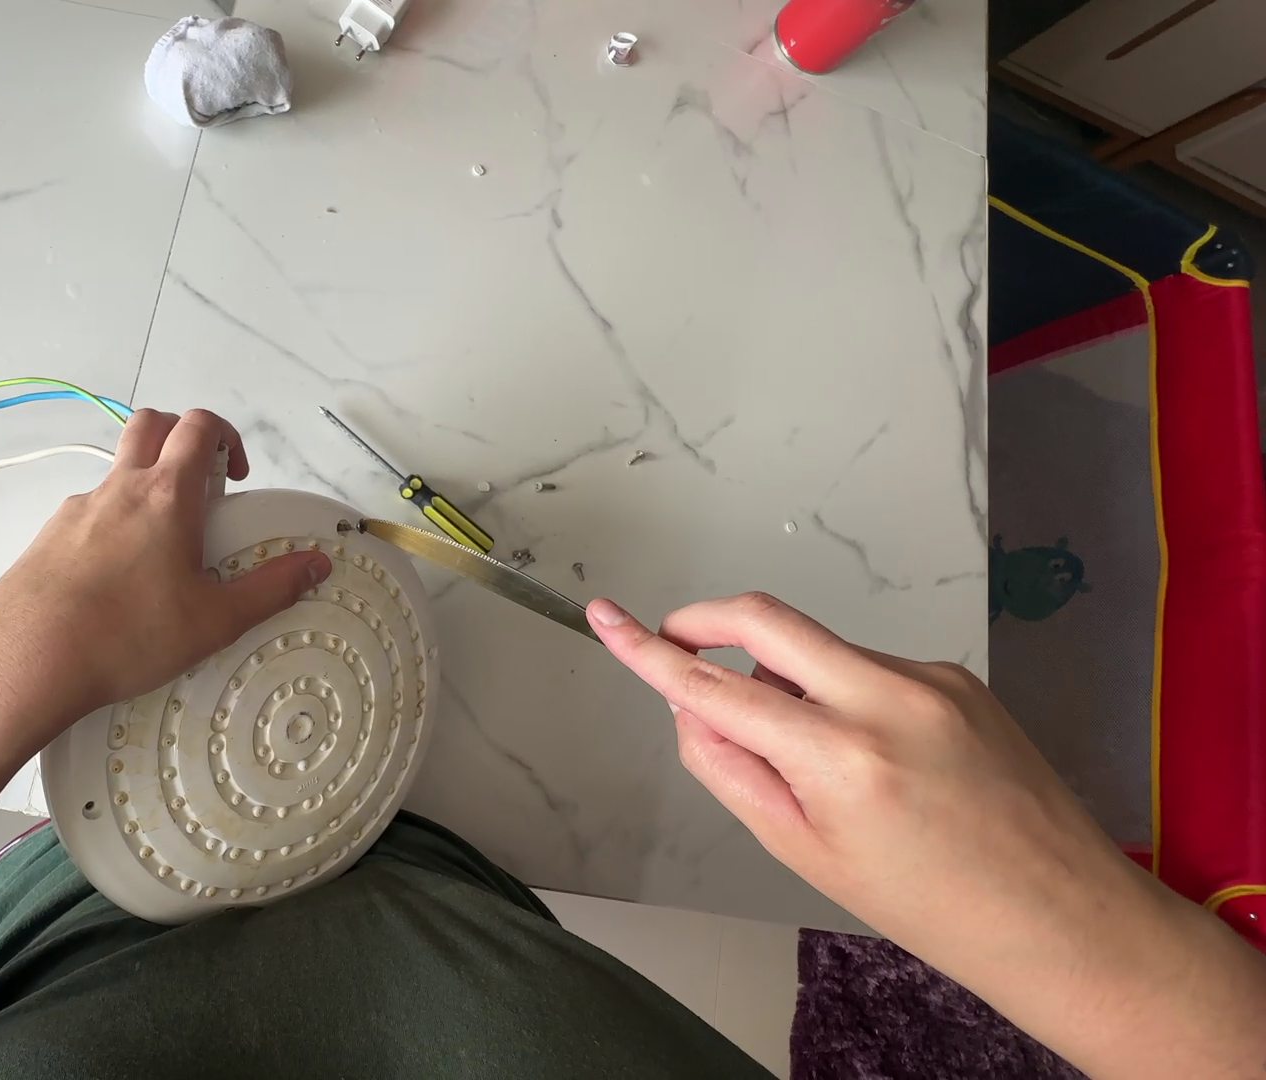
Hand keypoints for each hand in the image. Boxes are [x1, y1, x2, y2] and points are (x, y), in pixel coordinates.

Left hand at [0, 409, 329, 759]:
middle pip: (151, 424)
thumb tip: (318, 564)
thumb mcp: (214, 620)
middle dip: (183, 438)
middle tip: (201, 488)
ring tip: (162, 543)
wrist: (27, 659)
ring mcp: (78, 508)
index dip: (227, 437)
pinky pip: (90, 507)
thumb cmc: (130, 634)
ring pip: (118, 466)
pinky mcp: (49, 535)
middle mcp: (120, 488)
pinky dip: (115, 517)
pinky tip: (118, 575)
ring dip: (147, 479)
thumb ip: (271, 589)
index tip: (237, 477)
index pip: (198, 426)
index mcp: (165, 494)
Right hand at [587, 592, 1265, 1078]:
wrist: (1073, 924)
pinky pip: (856, 661)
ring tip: (807, 747)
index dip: (644, 649)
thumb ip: (723, 762)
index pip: (711, 685)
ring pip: (808, 645)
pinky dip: (829, 687)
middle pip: (762, 616)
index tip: (606, 616)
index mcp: (840, 756)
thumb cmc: (924, 902)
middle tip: (676, 644)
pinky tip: (863, 745)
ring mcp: (930, 677)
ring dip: (777, 675)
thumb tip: (687, 703)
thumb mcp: (795, 844)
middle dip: (701, 619)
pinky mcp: (954, 672)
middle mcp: (888, 697)